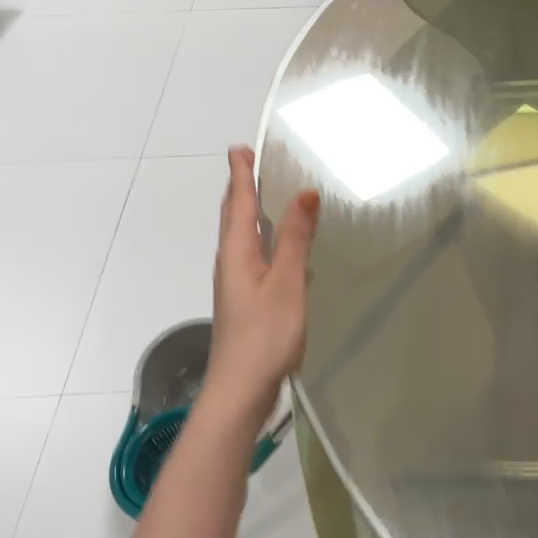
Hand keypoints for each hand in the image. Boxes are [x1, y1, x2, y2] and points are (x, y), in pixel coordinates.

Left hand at [207, 146, 320, 415]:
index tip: (239, 147)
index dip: (240, 174)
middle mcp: (232, 263)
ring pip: (245, 239)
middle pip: (235, 218)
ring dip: (255, 214)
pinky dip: (269, 242)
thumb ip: (296, 239)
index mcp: (237, 252)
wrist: (241, 390)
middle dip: (242, 189)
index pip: (237, 202)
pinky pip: (257, 259)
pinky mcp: (248, 303)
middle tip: (252, 162)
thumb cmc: (264, 334)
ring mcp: (238, 285)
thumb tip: (305, 193)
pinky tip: (288, 253)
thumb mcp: (287, 282)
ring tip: (271, 198)